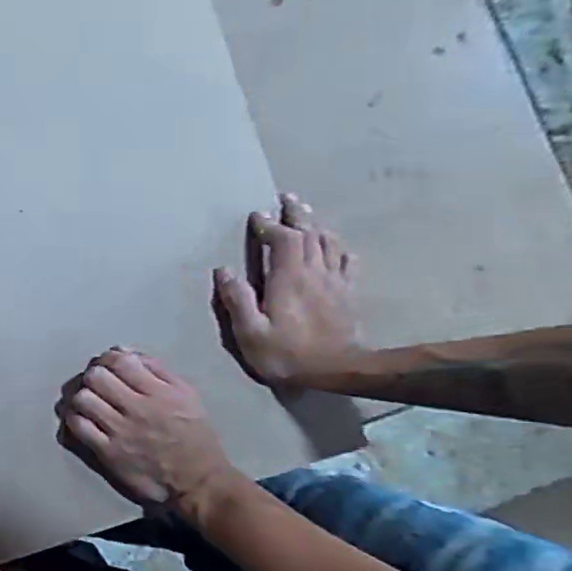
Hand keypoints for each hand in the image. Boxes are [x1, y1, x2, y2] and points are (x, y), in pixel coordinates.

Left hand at [58, 347, 240, 514]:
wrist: (199, 482)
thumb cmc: (194, 436)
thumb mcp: (187, 397)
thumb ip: (156, 370)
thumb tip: (122, 351)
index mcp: (162, 394)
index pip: (121, 361)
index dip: (109, 358)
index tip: (109, 365)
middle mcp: (140, 410)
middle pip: (95, 377)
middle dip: (94, 376)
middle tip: (98, 384)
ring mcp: (121, 431)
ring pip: (82, 399)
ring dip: (82, 397)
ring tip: (91, 402)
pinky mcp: (108, 452)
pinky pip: (77, 425)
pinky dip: (75, 417)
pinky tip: (85, 418)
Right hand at [215, 193, 363, 384]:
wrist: (339, 372)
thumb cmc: (286, 354)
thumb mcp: (249, 332)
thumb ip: (237, 299)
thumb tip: (224, 270)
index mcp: (290, 280)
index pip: (285, 241)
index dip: (271, 225)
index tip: (256, 216)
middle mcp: (316, 275)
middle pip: (312, 235)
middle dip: (297, 215)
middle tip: (286, 198)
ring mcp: (336, 283)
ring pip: (331, 243)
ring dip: (317, 225)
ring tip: (306, 214)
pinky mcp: (347, 293)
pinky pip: (346, 260)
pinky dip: (337, 246)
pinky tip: (332, 244)